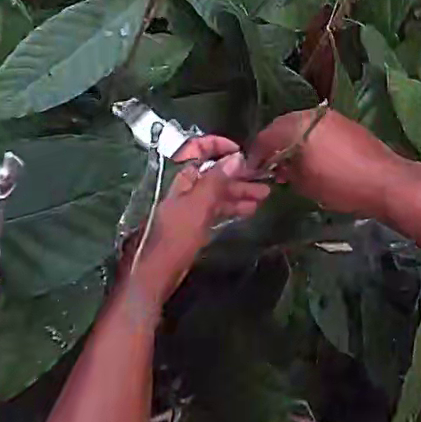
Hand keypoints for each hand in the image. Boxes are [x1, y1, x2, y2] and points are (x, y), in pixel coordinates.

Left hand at [122, 135, 268, 298]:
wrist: (157, 275)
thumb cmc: (176, 236)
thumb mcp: (198, 205)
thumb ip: (217, 179)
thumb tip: (237, 157)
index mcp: (181, 176)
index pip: (197, 148)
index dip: (218, 146)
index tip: (241, 152)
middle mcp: (186, 187)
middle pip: (214, 172)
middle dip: (238, 174)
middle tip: (262, 180)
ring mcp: (190, 205)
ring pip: (218, 191)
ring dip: (240, 192)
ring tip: (263, 196)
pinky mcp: (195, 223)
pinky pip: (216, 208)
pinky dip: (232, 207)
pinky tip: (249, 210)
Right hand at [244, 108, 420, 219]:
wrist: (385, 180)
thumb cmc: (340, 184)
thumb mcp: (304, 183)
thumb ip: (286, 171)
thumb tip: (278, 167)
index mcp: (297, 126)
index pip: (266, 136)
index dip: (256, 154)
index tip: (252, 169)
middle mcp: (311, 114)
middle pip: (282, 126)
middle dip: (273, 144)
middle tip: (269, 165)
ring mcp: (330, 116)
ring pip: (301, 125)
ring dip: (291, 140)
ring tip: (289, 163)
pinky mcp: (345, 122)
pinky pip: (317, 127)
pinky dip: (308, 138)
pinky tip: (310, 156)